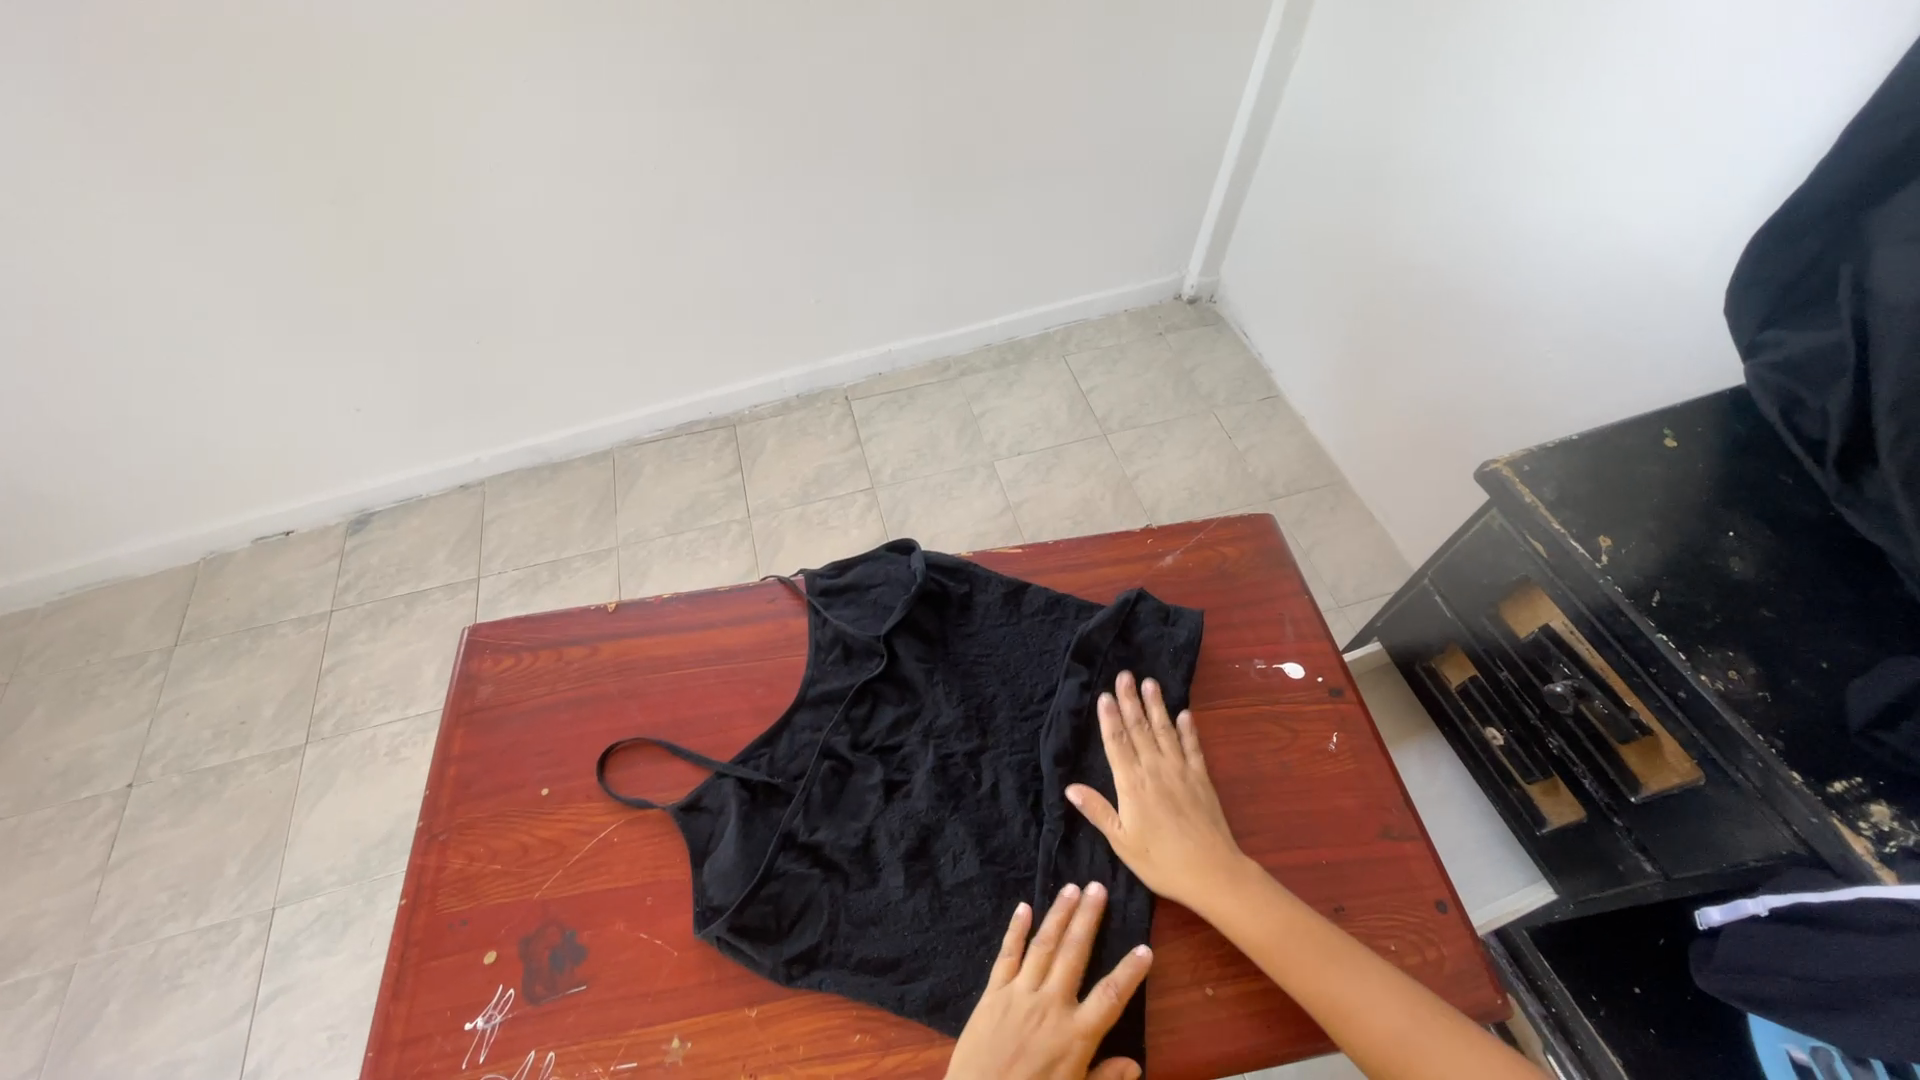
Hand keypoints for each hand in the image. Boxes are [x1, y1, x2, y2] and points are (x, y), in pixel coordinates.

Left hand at [945, 882, 1152, 1079]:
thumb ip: (1104, 1079)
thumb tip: (1134, 1063)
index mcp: (1076, 1035)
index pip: (1111, 996)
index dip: (1130, 972)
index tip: (1145, 948)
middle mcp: (1050, 1007)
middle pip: (1074, 954)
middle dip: (1088, 919)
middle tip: (1098, 887)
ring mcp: (1019, 995)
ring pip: (1043, 946)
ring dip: (1058, 914)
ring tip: (1071, 888)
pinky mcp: (993, 994)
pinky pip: (1007, 956)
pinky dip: (1016, 930)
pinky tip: (1024, 908)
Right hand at [1067, 672, 1249, 912]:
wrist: (1212, 872)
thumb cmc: (1160, 862)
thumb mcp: (1122, 841)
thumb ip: (1098, 811)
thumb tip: (1070, 788)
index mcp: (1132, 785)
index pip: (1117, 744)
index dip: (1109, 718)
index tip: (1104, 695)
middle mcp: (1156, 770)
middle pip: (1140, 729)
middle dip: (1130, 701)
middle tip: (1125, 675)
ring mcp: (1181, 771)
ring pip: (1165, 731)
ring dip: (1157, 706)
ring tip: (1150, 683)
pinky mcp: (1201, 779)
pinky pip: (1193, 747)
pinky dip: (1188, 729)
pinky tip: (1185, 714)